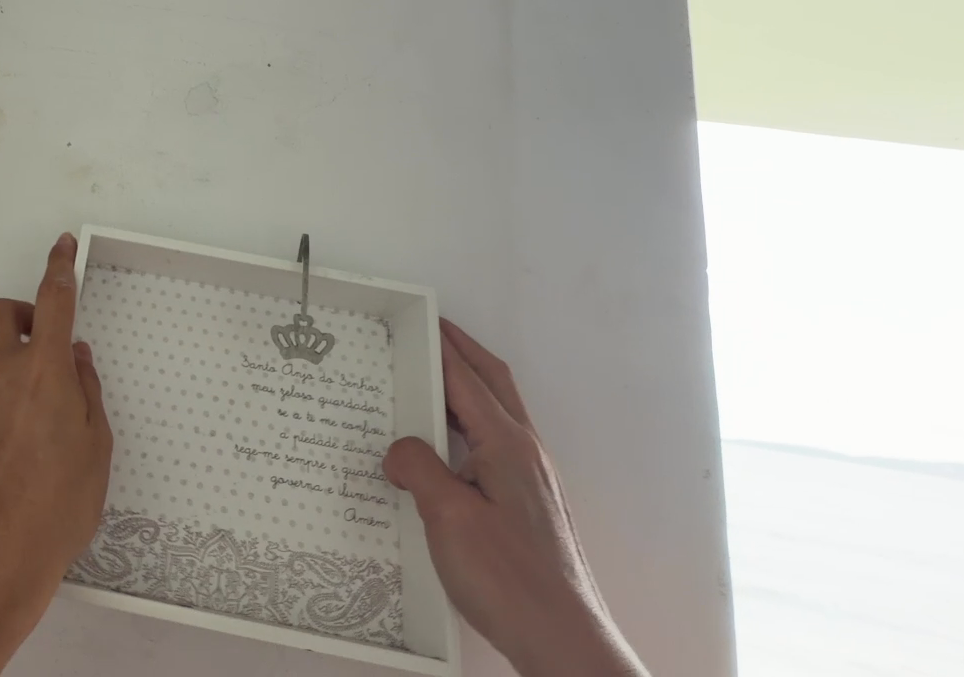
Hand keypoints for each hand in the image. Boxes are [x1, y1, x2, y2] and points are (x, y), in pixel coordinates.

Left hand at [0, 233, 111, 676]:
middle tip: (44, 347)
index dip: (59, 266)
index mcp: (45, 370)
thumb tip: (77, 359)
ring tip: (32, 422)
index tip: (62, 246)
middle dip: (23, 314)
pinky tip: (8, 452)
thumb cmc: (60, 503)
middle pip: (2, 313)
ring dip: (9, 369)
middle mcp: (1, 372)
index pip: (54, 300)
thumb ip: (87, 390)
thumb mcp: (97, 446)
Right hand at [385, 320, 648, 676]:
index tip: (417, 320)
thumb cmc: (507, 577)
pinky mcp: (527, 503)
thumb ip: (419, 467)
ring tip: (427, 378)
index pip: (467, 379)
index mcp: (507, 445)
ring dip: (466, 386)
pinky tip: (443, 443)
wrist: (564, 642)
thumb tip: (399, 449)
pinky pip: (492, 442)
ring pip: (495, 412)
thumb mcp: (449, 517)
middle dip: (463, 351)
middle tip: (430, 331)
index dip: (441, 347)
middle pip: (493, 384)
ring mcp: (531, 479)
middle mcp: (525, 453)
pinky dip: (466, 421)